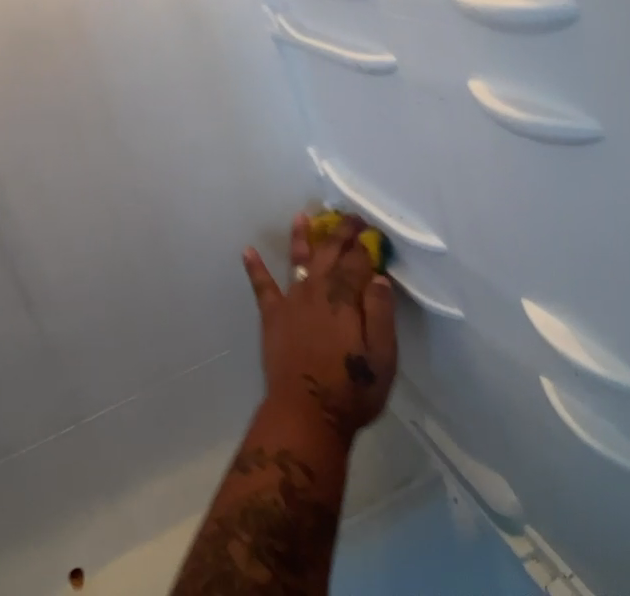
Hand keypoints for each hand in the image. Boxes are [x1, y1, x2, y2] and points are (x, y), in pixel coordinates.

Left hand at [242, 213, 398, 441]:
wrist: (305, 414)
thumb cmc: (351, 391)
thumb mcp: (383, 357)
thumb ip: (382, 314)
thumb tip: (379, 278)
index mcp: (347, 299)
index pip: (358, 262)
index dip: (366, 246)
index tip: (372, 233)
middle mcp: (318, 291)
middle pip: (330, 254)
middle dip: (340, 233)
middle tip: (350, 218)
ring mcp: (292, 301)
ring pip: (298, 260)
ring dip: (301, 237)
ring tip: (302, 216)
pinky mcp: (272, 316)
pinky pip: (262, 286)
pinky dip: (255, 267)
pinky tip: (246, 250)